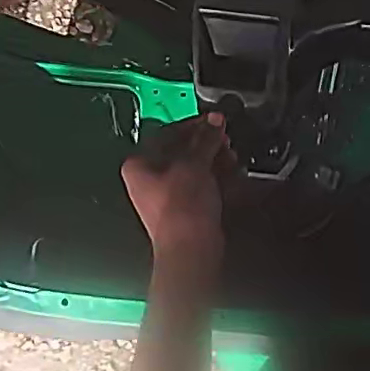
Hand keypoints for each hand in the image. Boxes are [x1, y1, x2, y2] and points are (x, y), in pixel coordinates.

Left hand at [122, 113, 233, 273]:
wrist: (191, 249)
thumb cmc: (182, 210)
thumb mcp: (195, 164)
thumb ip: (206, 139)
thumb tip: (214, 121)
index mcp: (139, 166)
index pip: (167, 134)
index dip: (193, 125)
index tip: (213, 121)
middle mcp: (148, 181)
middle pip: (180, 152)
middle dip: (206, 145)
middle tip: (224, 138)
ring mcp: (166, 197)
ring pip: (192, 169)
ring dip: (213, 160)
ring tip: (230, 156)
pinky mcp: (183, 209)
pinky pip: (199, 185)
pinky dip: (213, 177)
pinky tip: (229, 173)